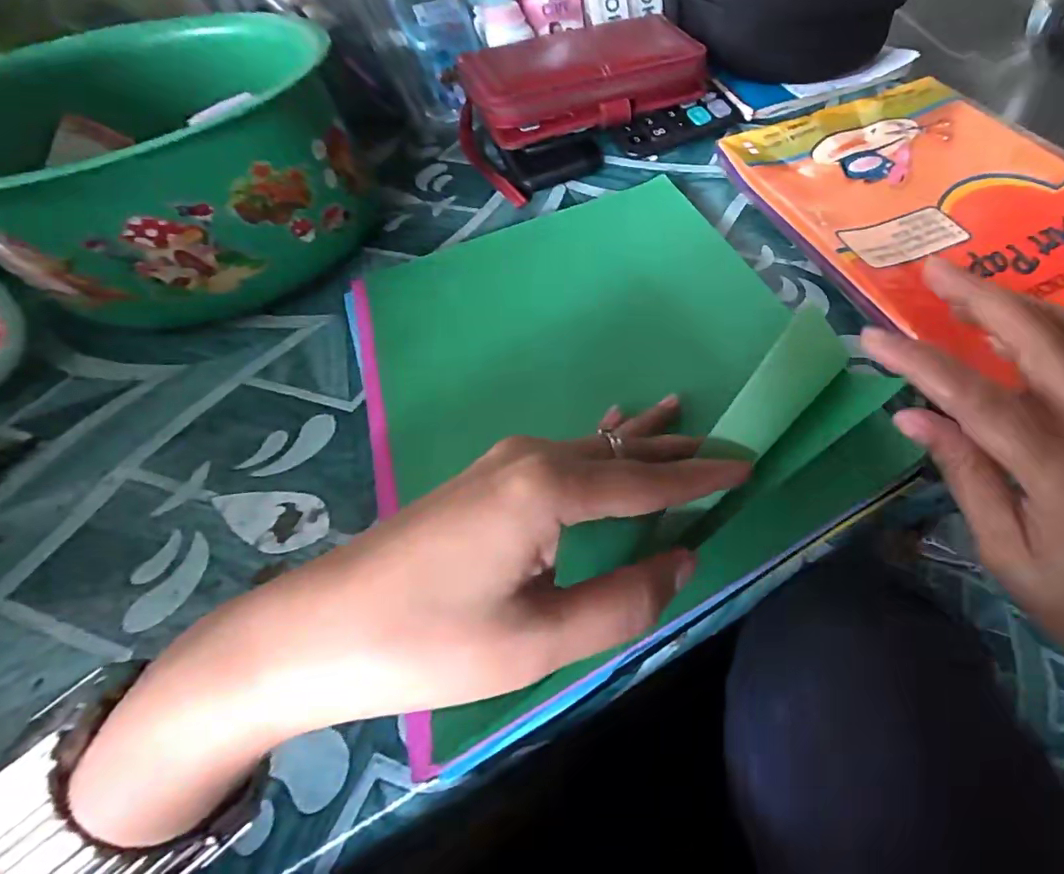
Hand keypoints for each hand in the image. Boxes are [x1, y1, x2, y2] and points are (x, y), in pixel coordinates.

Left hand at [66, 397, 747, 846]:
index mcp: (549, 488)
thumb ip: (622, 601)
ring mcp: (502, 462)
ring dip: (638, 444)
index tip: (748, 464)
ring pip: (591, 448)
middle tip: (726, 446)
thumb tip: (680, 561)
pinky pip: (561, 453)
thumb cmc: (429, 642)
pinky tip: (610, 430)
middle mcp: (530, 457)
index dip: (700, 478)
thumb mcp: (537, 641)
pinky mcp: (484, 477)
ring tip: (681, 422)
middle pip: (621, 452)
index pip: (645, 481)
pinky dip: (598, 446)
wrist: (316, 629)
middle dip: (674, 453)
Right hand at [860, 260, 1063, 694]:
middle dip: (983, 300)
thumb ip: (964, 473)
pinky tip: (1016, 322)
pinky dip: (1051, 329)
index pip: (981, 402)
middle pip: (1043, 344)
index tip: (872, 338)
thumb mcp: (1003, 550)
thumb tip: (912, 415)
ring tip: (967, 289)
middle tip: (933, 271)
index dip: (922, 364)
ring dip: (1020, 304)